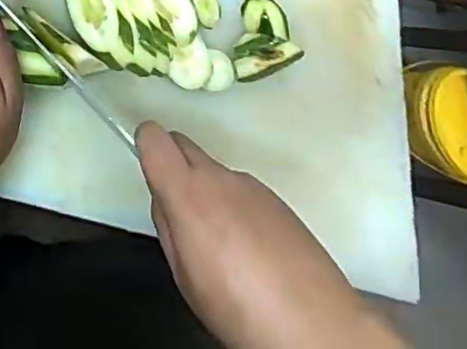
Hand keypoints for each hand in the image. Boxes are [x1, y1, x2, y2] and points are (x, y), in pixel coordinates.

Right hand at [137, 122, 403, 348]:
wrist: (320, 330)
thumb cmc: (241, 309)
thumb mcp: (184, 276)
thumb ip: (167, 226)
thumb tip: (165, 201)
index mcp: (187, 193)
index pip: (154, 137)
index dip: (146, 146)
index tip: (150, 168)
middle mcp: (219, 178)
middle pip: (183, 143)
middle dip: (174, 164)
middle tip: (181, 210)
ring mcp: (252, 186)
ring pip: (214, 170)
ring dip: (209, 190)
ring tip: (225, 243)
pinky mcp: (280, 200)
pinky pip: (243, 190)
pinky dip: (238, 206)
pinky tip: (253, 249)